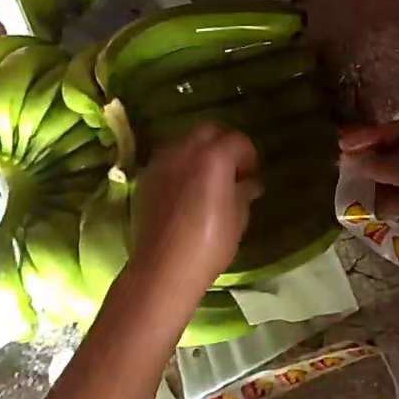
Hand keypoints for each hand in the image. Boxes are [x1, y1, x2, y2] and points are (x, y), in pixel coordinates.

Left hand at [130, 123, 260, 291]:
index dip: (250, 155)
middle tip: (233, 168)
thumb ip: (244, 190)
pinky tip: (187, 188)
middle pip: (209, 130)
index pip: (238, 140)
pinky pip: (169, 159)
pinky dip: (181, 164)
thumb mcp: (239, 216)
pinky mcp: (146, 177)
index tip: (252, 175)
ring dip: (200, 151)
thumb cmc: (210, 243)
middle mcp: (185, 149)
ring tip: (208, 177)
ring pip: (185, 141)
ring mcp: (162, 162)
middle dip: (224, 143)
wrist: (164, 268)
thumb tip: (248, 182)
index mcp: (214, 156)